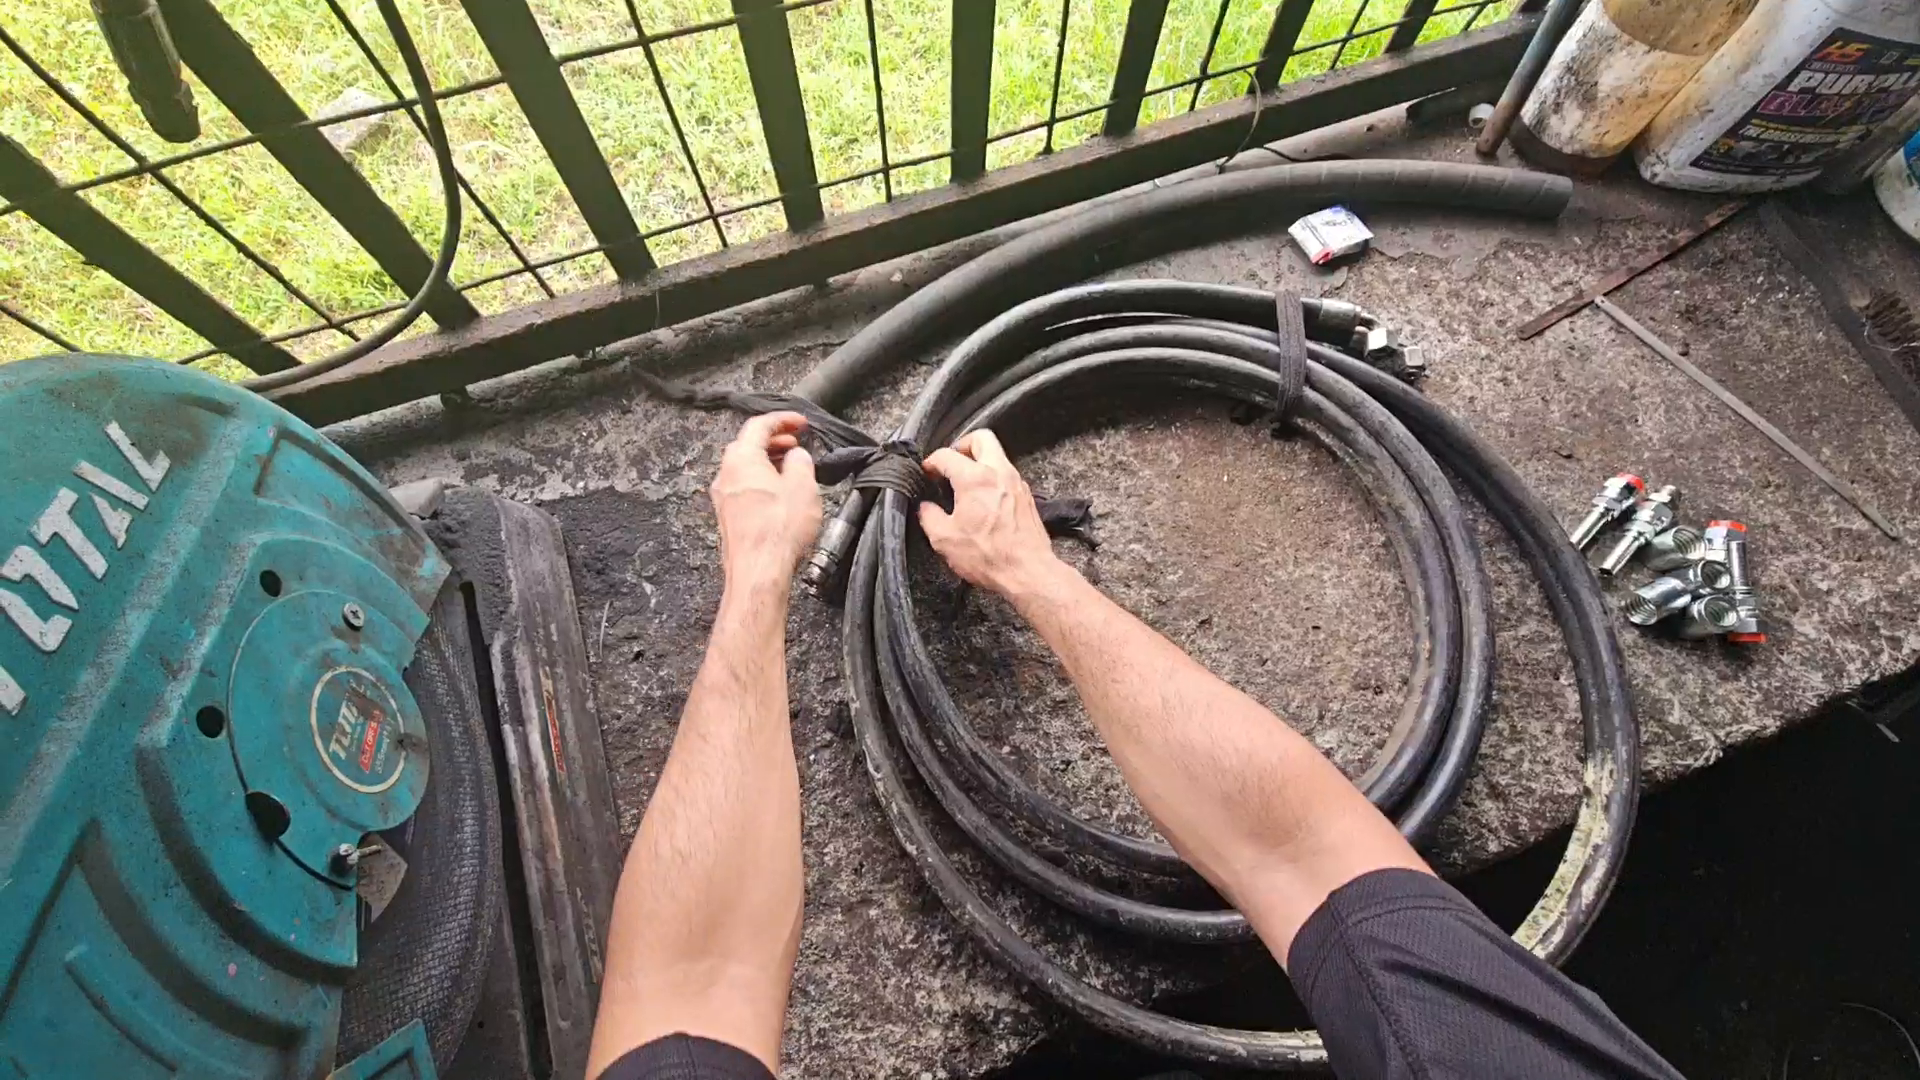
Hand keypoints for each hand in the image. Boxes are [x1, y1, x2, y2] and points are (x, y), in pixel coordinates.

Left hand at [711, 412, 820, 590]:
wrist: (758, 570)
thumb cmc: (778, 530)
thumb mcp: (803, 487)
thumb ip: (801, 463)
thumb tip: (797, 456)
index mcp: (742, 459)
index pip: (759, 426)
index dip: (783, 419)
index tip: (800, 422)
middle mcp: (726, 474)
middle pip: (747, 445)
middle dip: (774, 440)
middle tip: (796, 442)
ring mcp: (724, 497)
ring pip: (745, 468)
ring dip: (768, 462)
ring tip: (791, 468)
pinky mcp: (728, 517)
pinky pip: (744, 488)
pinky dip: (761, 481)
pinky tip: (779, 493)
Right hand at [919, 430, 1062, 597]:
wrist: (1028, 571)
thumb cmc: (991, 557)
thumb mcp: (945, 539)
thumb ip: (929, 517)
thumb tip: (926, 508)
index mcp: (975, 479)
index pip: (947, 455)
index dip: (931, 462)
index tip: (927, 471)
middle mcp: (999, 473)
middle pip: (981, 438)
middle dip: (962, 445)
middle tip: (950, 462)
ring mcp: (1016, 483)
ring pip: (997, 455)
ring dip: (979, 462)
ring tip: (964, 481)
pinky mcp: (1026, 496)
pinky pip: (1007, 475)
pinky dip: (993, 478)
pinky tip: (983, 498)